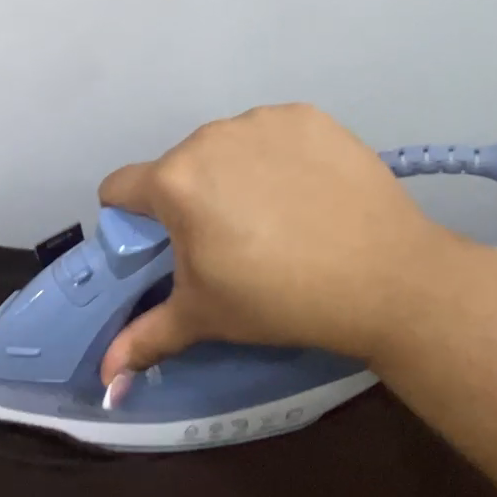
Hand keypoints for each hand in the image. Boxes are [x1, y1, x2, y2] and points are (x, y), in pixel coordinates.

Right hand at [98, 104, 473, 388]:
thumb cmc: (282, 300)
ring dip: (232, 176)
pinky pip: (270, 134)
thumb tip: (106, 380)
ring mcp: (259, 122)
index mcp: (173, 183)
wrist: (391, 280)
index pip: (119, 189)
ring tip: (275, 217)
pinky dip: (278, 158)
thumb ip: (146, 338)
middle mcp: (206, 138)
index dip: (132, 220)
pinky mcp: (305, 116)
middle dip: (190, 200)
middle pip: (175, 169)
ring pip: (223, 149)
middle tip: (230, 242)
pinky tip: (307, 192)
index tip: (167, 246)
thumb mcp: (206, 318)